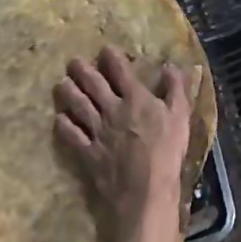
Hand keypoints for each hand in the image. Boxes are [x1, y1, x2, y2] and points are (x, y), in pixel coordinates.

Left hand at [55, 47, 193, 218]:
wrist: (145, 192)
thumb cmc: (167, 152)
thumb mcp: (181, 116)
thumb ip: (176, 89)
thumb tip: (171, 65)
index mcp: (135, 99)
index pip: (121, 72)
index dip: (112, 58)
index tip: (104, 49)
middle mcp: (112, 110)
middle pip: (94, 86)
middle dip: (83, 71)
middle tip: (72, 61)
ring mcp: (97, 132)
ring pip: (79, 107)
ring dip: (69, 93)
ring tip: (61, 83)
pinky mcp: (88, 154)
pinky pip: (72, 137)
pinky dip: (64, 126)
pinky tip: (59, 119)